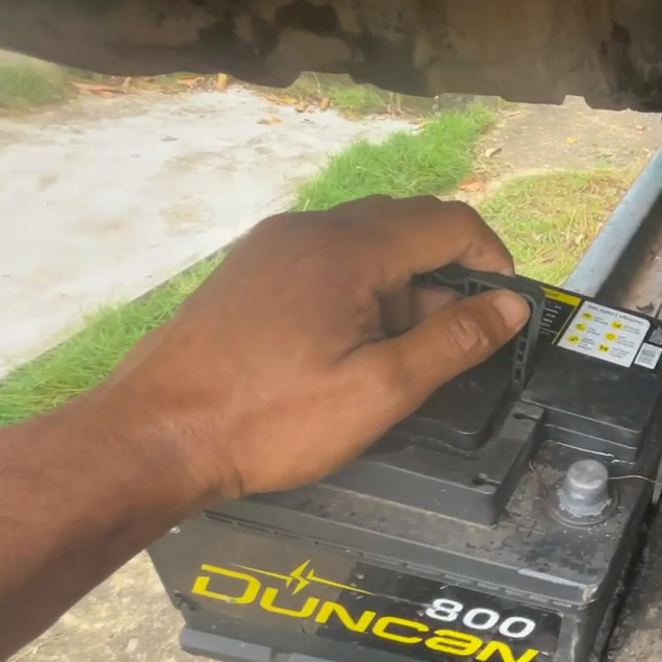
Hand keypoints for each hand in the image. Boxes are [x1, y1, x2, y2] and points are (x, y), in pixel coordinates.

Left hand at [94, 197, 530, 500]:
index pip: (450, 223)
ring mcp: (277, 245)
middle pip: (414, 221)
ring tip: (415, 342)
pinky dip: (376, 281)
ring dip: (416, 277)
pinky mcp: (258, 267)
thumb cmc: (273, 420)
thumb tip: (513, 306)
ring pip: (377, 237)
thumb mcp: (384, 388)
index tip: (507, 306)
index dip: (494, 258)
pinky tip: (367, 335)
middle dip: (458, 267)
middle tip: (468, 329)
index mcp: (346, 249)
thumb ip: (457, 341)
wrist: (148, 440)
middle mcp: (311, 230)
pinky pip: (339, 253)